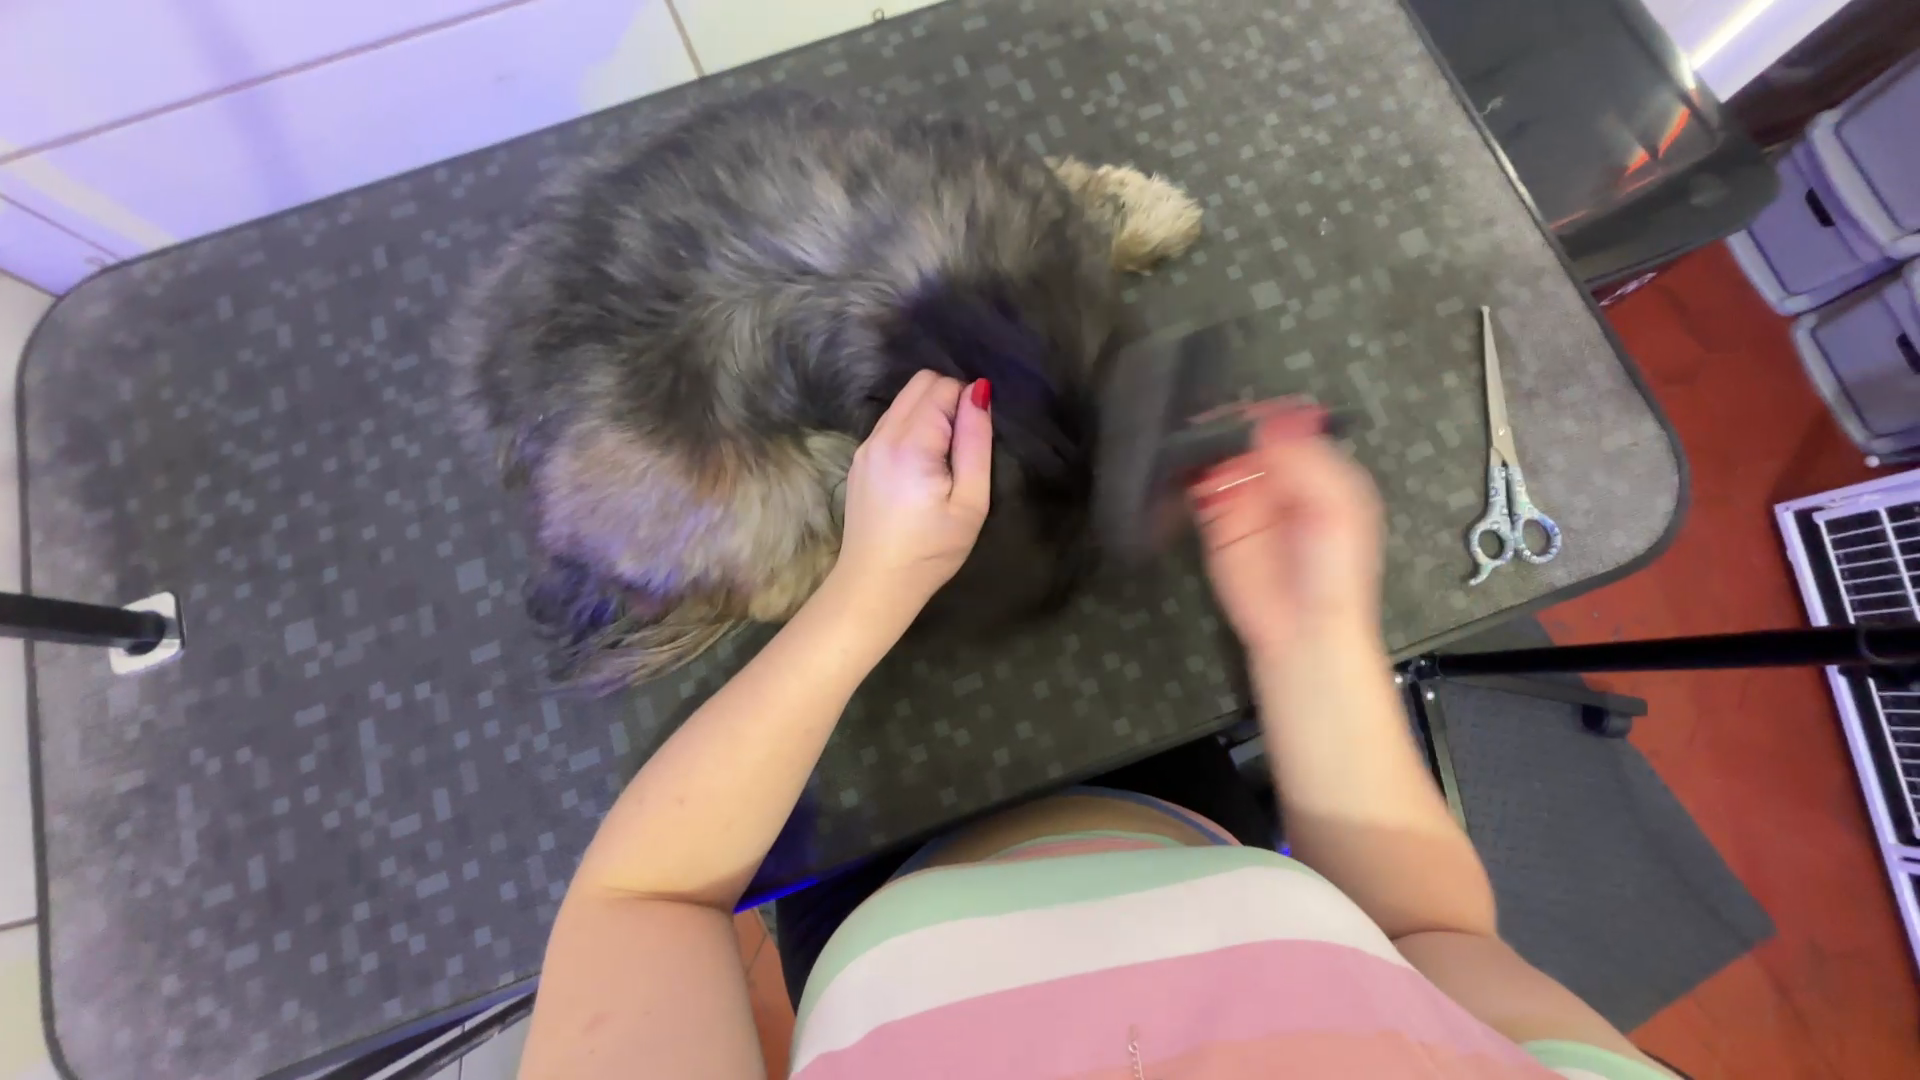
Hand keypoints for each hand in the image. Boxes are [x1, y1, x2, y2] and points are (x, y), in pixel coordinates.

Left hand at [832, 370, 992, 616]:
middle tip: (960, 450)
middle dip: (948, 401)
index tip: (972, 445)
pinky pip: (890, 422)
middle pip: (920, 382)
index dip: (967, 406)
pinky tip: (920, 470)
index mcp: (910, 444)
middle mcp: (881, 435)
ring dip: (929, 415)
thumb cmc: (931, 550)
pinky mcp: (859, 459)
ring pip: (903, 401)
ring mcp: (865, 446)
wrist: (875, 584)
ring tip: (941, 463)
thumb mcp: (970, 502)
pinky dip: (911, 429)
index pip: (943, 387)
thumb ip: (976, 442)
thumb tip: (979, 391)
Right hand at [1190, 406, 1383, 663]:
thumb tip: (1275, 421)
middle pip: (1247, 438)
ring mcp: (1246, 502)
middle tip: (1213, 424)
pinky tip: (1186, 469)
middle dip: (1228, 427)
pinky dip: (1188, 476)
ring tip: (1195, 443)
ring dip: (1206, 449)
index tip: (1247, 411)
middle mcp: (1280, 481)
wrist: (1301, 628)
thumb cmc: (1333, 575)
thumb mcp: (1335, 507)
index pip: (1286, 426)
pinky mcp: (1217, 524)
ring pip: (1219, 459)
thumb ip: (1305, 461)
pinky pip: (1198, 489)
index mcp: (1318, 471)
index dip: (1266, 415)